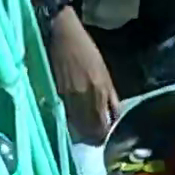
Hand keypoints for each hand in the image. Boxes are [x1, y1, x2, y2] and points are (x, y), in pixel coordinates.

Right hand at [48, 9, 121, 142]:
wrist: (63, 35)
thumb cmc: (87, 52)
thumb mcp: (106, 75)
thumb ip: (112, 100)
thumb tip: (115, 120)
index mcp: (99, 93)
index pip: (103, 128)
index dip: (105, 137)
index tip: (107, 138)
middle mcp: (84, 100)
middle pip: (90, 132)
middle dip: (95, 139)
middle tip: (98, 138)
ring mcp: (70, 100)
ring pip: (78, 129)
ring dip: (84, 134)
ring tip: (88, 134)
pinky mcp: (59, 97)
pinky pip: (69, 119)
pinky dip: (75, 125)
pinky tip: (78, 123)